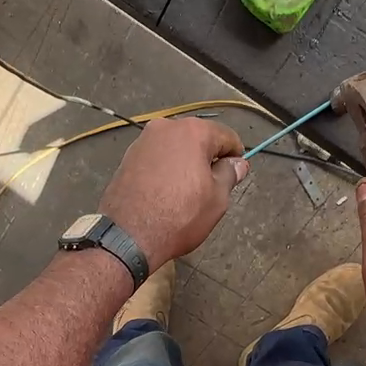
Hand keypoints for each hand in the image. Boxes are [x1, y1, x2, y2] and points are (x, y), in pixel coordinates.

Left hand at [98, 117, 248, 265]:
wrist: (128, 236)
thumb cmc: (179, 217)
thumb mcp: (217, 199)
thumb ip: (230, 175)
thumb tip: (238, 164)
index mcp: (193, 131)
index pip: (225, 136)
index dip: (235, 156)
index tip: (236, 173)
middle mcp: (166, 128)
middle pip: (197, 140)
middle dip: (207, 160)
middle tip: (211, 188)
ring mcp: (142, 142)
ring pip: (174, 149)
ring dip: (185, 166)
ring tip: (186, 195)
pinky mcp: (127, 159)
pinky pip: (156, 160)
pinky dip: (165, 172)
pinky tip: (165, 195)